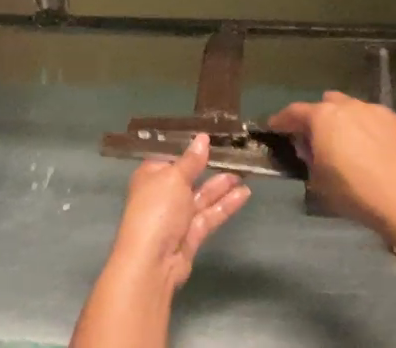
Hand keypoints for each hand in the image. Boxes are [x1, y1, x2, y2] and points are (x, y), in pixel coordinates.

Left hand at [108, 133, 251, 291]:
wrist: (152, 261)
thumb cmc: (157, 209)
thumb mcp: (174, 177)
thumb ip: (192, 160)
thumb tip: (203, 137)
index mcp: (151, 175)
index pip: (170, 156)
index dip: (188, 147)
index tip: (210, 135)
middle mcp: (163, 193)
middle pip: (189, 176)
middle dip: (209, 166)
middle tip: (233, 153)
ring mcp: (178, 215)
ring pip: (202, 195)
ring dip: (221, 185)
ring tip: (244, 172)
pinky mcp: (192, 233)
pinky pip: (210, 214)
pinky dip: (225, 204)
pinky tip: (244, 193)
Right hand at [268, 92, 395, 236]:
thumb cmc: (355, 192)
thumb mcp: (319, 182)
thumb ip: (310, 159)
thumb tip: (309, 148)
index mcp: (324, 117)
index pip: (294, 112)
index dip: (282, 120)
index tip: (275, 126)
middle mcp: (350, 106)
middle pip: (328, 104)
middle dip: (321, 118)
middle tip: (321, 140)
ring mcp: (379, 112)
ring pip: (357, 110)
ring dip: (350, 124)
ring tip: (355, 149)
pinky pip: (382, 124)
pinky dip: (376, 134)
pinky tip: (382, 156)